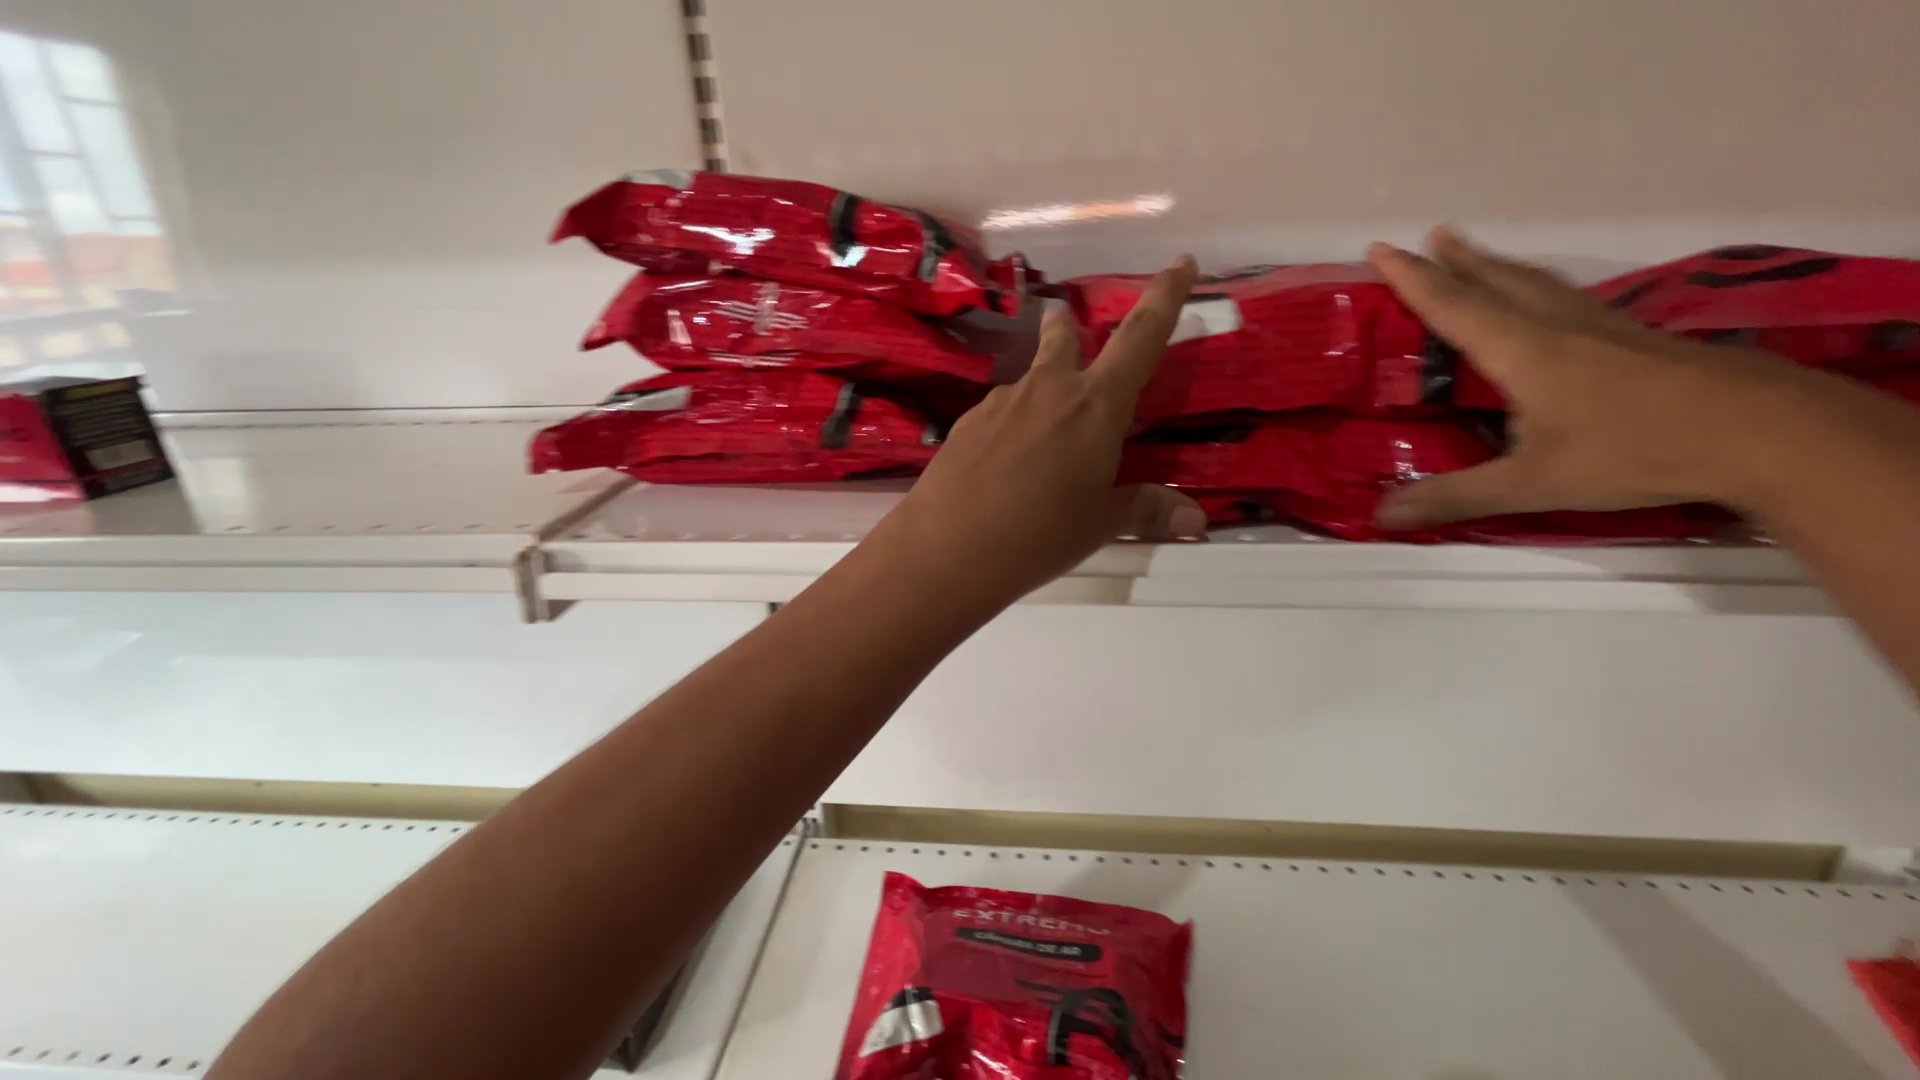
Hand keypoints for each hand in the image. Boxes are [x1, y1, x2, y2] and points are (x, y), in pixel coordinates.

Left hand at [872, 255, 1205, 603]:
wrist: (947, 548)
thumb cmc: (1040, 535)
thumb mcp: (1100, 524)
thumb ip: (1144, 510)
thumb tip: (1196, 521)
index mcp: (1096, 405)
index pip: (1140, 337)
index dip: (1164, 297)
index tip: (1179, 262)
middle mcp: (1049, 389)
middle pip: (1065, 341)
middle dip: (1070, 328)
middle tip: (1064, 319)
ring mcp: (1001, 403)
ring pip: (1029, 380)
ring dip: (1040, 388)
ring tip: (1040, 428)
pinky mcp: (966, 424)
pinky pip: (1001, 413)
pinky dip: (1012, 426)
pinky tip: (1004, 463)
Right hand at [1369, 228, 1813, 528]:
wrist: (1759, 430)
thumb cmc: (1633, 451)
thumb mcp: (1533, 483)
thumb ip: (1457, 496)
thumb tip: (1382, 516)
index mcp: (1521, 352)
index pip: (1453, 306)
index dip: (1412, 279)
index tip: (1380, 248)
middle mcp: (1555, 327)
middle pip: (1496, 281)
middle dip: (1456, 259)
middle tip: (1429, 236)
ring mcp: (1599, 326)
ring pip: (1535, 282)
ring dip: (1496, 265)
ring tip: (1472, 250)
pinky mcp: (1633, 337)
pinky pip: (1567, 296)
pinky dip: (1536, 285)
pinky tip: (1546, 299)